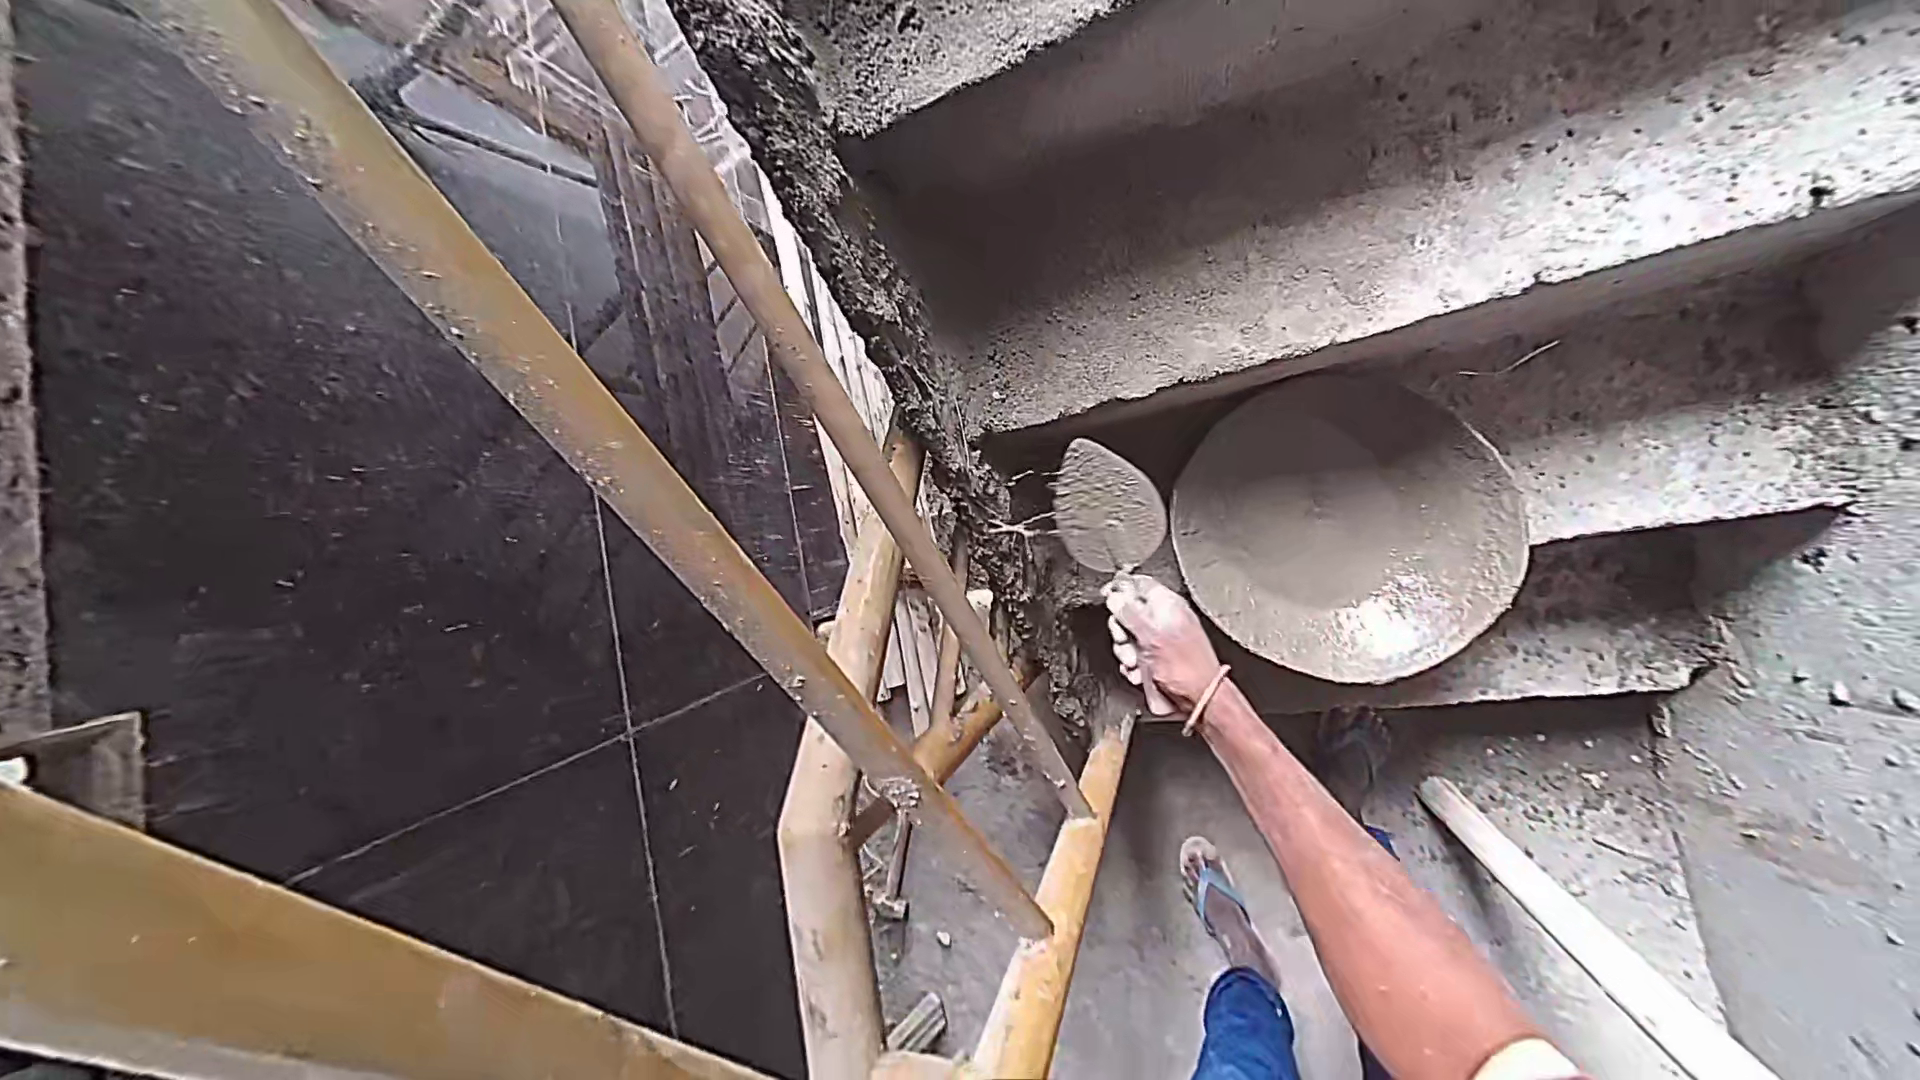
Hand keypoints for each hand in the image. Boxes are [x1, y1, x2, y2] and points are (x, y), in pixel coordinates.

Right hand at [1102, 573, 1222, 716]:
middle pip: (1126, 612)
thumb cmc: (1186, 667)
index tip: (1108, 597)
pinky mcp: (1152, 658)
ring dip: (1124, 652)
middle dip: (1120, 629)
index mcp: (1167, 606)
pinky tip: (1139, 672)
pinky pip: (1130, 656)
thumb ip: (1130, 613)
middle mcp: (1162, 620)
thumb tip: (1114, 597)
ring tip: (1135, 662)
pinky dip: (1131, 666)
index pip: (1139, 584)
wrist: (1198, 699)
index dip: (1121, 588)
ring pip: (1125, 637)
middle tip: (1125, 641)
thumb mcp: (1152, 635)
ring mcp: (1157, 640)